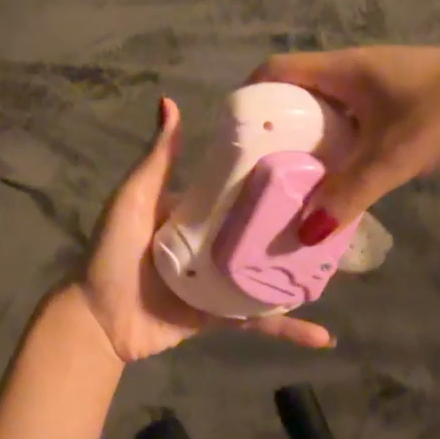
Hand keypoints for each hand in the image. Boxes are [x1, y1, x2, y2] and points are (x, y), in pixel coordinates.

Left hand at [72, 97, 334, 362]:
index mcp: (191, 211)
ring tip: (341, 268)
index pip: (236, 191)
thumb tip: (169, 101)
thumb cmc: (114, 250)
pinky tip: (323, 336)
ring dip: (299, 273)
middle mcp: (208, 243)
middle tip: (337, 214)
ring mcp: (217, 281)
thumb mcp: (135, 197)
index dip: (267, 178)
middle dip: (293, 225)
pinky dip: (288, 329)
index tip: (308, 164)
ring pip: (266, 273)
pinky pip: (259, 321)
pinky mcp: (219, 316)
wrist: (99, 318)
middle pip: (257, 231)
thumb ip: (158, 158)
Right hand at [251, 47, 439, 243]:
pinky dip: (339, 147)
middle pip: (296, 93)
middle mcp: (354, 71)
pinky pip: (353, 123)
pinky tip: (343, 179)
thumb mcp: (399, 154)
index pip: (275, 69)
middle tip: (257, 171)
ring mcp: (381, 87)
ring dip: (308, 142)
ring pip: (326, 111)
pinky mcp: (403, 104)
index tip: (233, 138)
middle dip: (274, 129)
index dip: (248, 97)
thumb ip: (351, 193)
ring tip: (292, 182)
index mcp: (343, 68)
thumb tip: (303, 235)